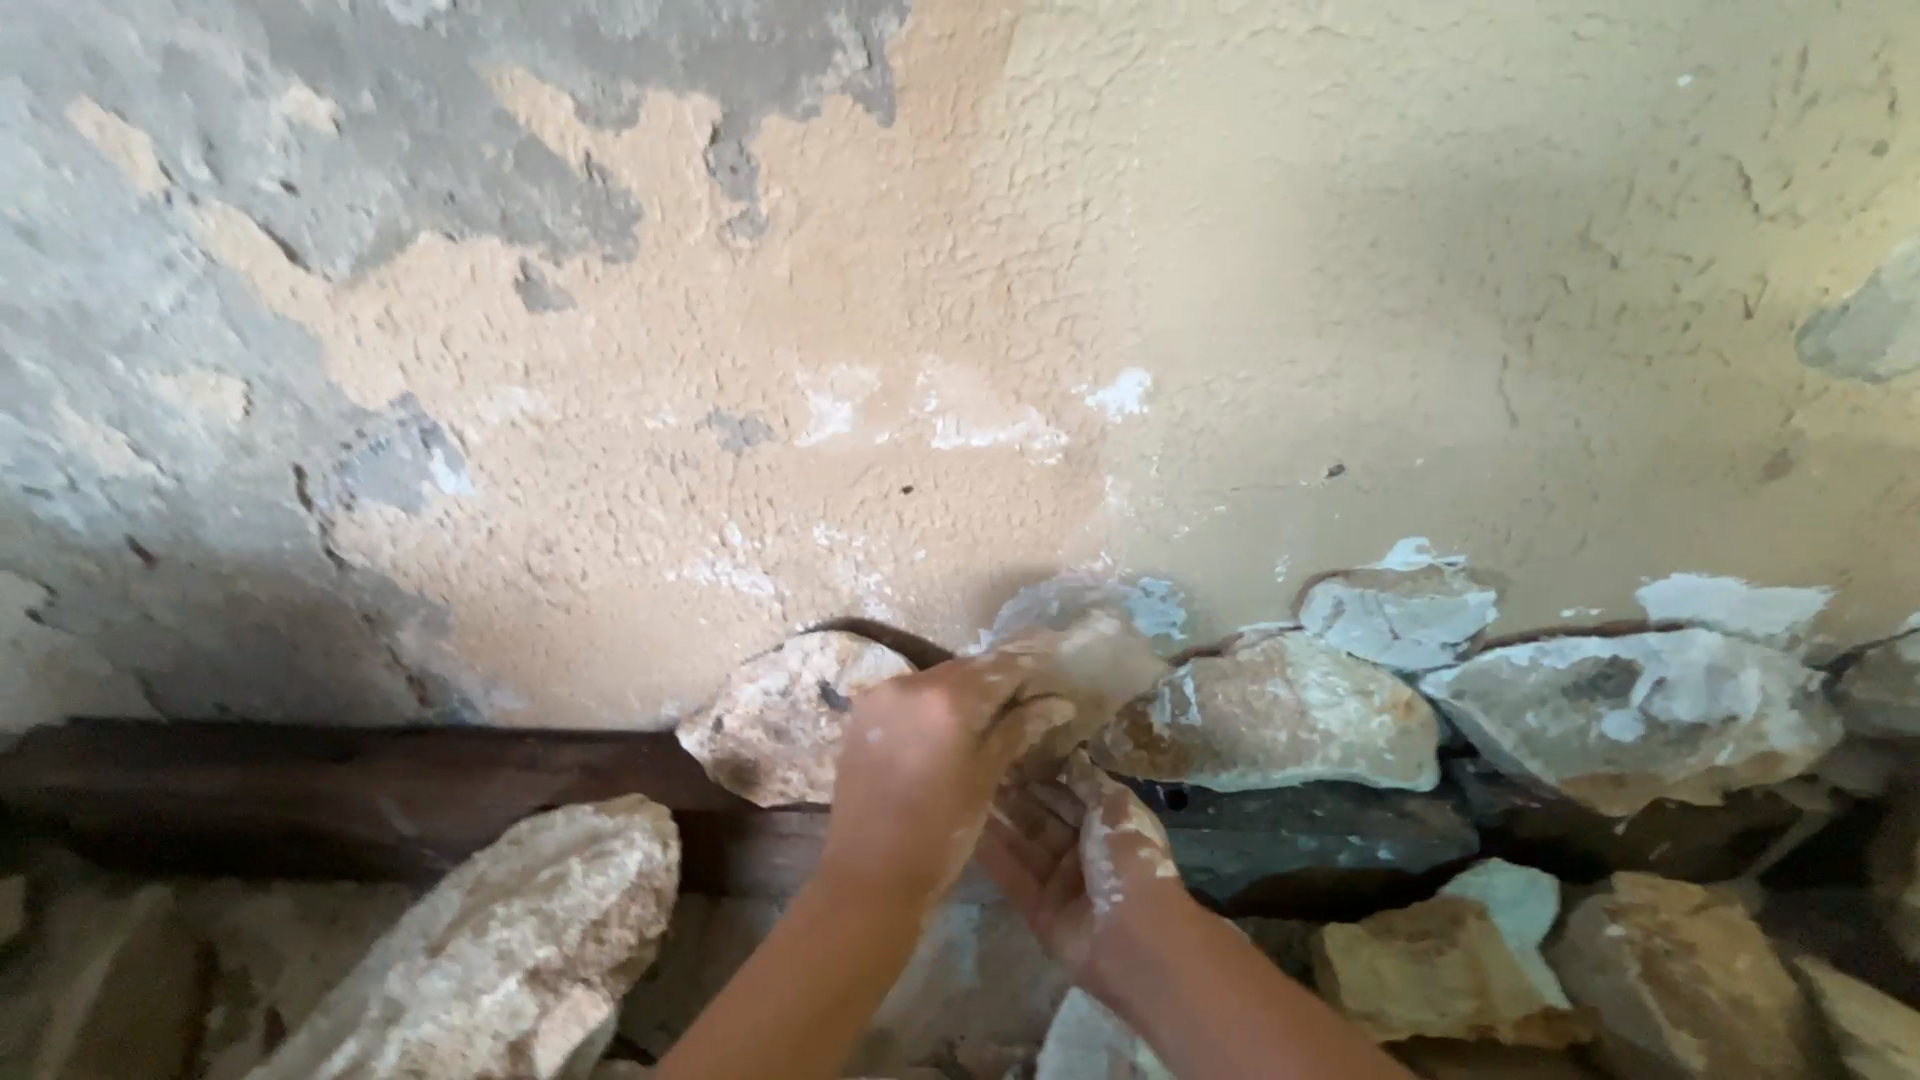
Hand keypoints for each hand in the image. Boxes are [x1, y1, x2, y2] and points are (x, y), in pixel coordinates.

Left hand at [818, 652, 1076, 908]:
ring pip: (935, 679)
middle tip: (1025, 701)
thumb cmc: (939, 832)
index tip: (1048, 683)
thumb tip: (1058, 702)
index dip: (1027, 672)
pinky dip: (932, 702)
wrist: (868, 873)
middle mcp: (910, 683)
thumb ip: (1017, 729)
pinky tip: (947, 726)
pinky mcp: (861, 713)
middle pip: (965, 669)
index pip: (999, 667)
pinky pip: (908, 694)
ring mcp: (880, 695)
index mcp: (946, 698)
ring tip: (988, 716)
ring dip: (963, 690)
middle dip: (995, 681)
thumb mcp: (985, 777)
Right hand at [977, 751, 1191, 987]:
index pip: (1068, 793)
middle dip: (1015, 795)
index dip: (1042, 775)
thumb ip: (1088, 780)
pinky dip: (990, 854)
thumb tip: (1072, 752)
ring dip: (998, 820)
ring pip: (1022, 843)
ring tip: (964, 790)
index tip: (1011, 751)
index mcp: (1107, 824)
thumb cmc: (1128, 859)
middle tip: (980, 768)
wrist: (1133, 936)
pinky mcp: (1036, 908)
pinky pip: (1010, 875)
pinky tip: (965, 828)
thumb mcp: (1115, 807)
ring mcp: (1058, 881)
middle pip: (1041, 817)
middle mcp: (1082, 850)